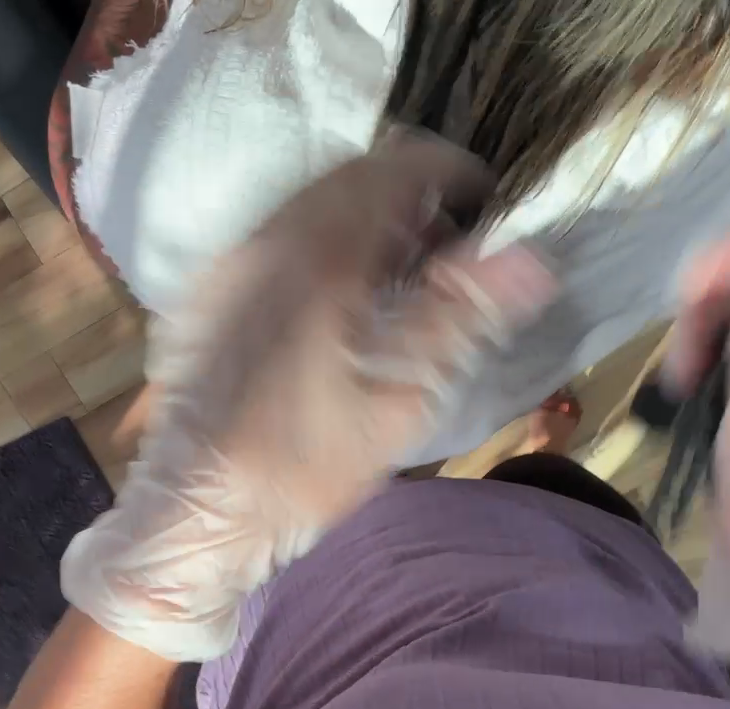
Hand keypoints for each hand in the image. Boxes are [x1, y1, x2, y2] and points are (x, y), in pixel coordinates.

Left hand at [61, 140, 558, 660]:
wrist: (198, 515)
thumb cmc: (303, 472)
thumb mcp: (396, 405)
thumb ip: (459, 320)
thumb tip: (530, 260)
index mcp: (317, 263)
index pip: (393, 171)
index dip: (448, 172)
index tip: (483, 198)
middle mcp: (262, 243)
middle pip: (347, 178)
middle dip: (407, 193)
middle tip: (447, 240)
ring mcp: (224, 266)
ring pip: (305, 205)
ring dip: (362, 216)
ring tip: (399, 268)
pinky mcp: (203, 294)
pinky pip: (272, 237)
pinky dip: (320, 242)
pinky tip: (338, 295)